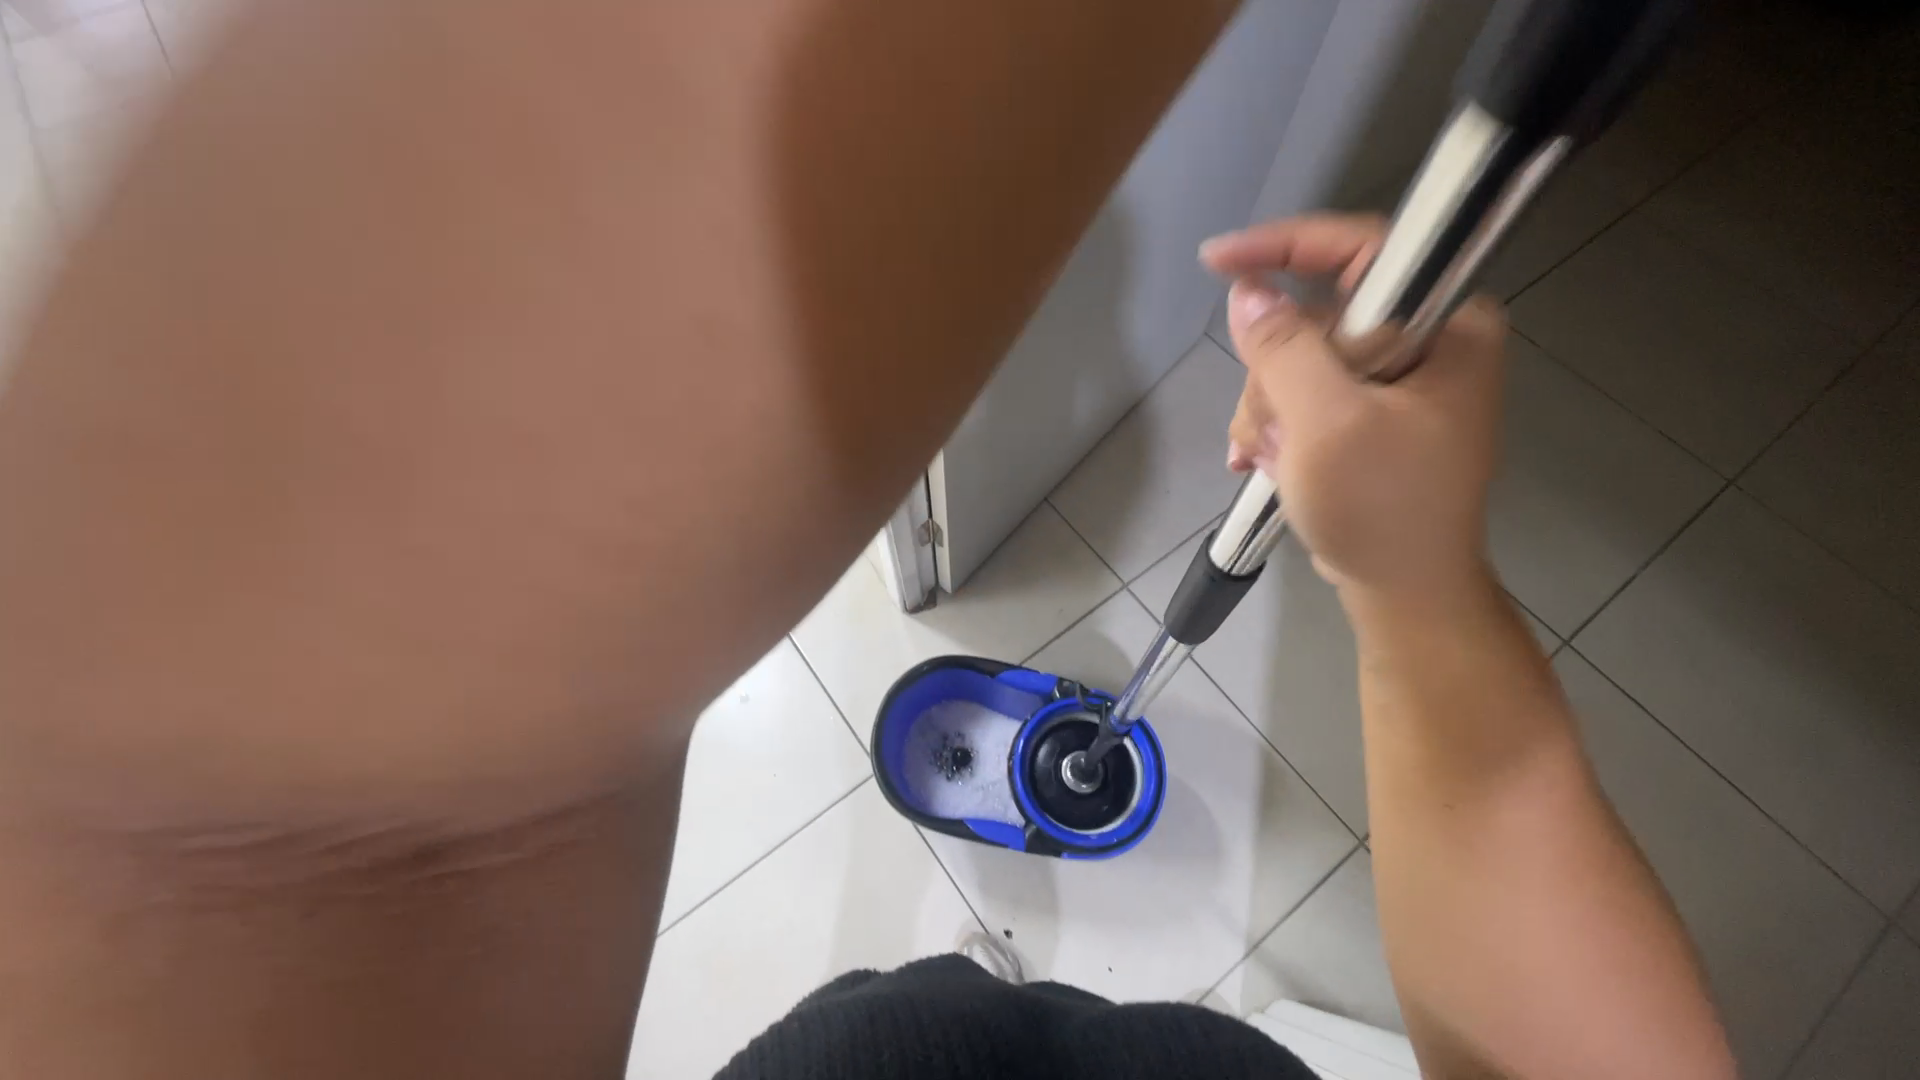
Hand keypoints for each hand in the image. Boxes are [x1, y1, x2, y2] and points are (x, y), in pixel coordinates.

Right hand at [1202, 215, 1506, 608]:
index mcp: (1448, 326)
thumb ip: (1284, 349)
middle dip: (1273, 374)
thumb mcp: (1327, 424)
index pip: (1364, 250)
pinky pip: (1302, 391)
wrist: (1401, 589)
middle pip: (1316, 316)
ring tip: (1269, 461)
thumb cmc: (1381, 508)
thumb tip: (1246, 294)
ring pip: (1298, 357)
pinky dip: (1276, 425)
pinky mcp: (1371, 410)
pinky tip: (1271, 463)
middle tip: (1266, 432)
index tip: (1218, 261)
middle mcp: (1427, 340)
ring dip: (1268, 409)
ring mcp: (1397, 378)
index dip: (1286, 246)